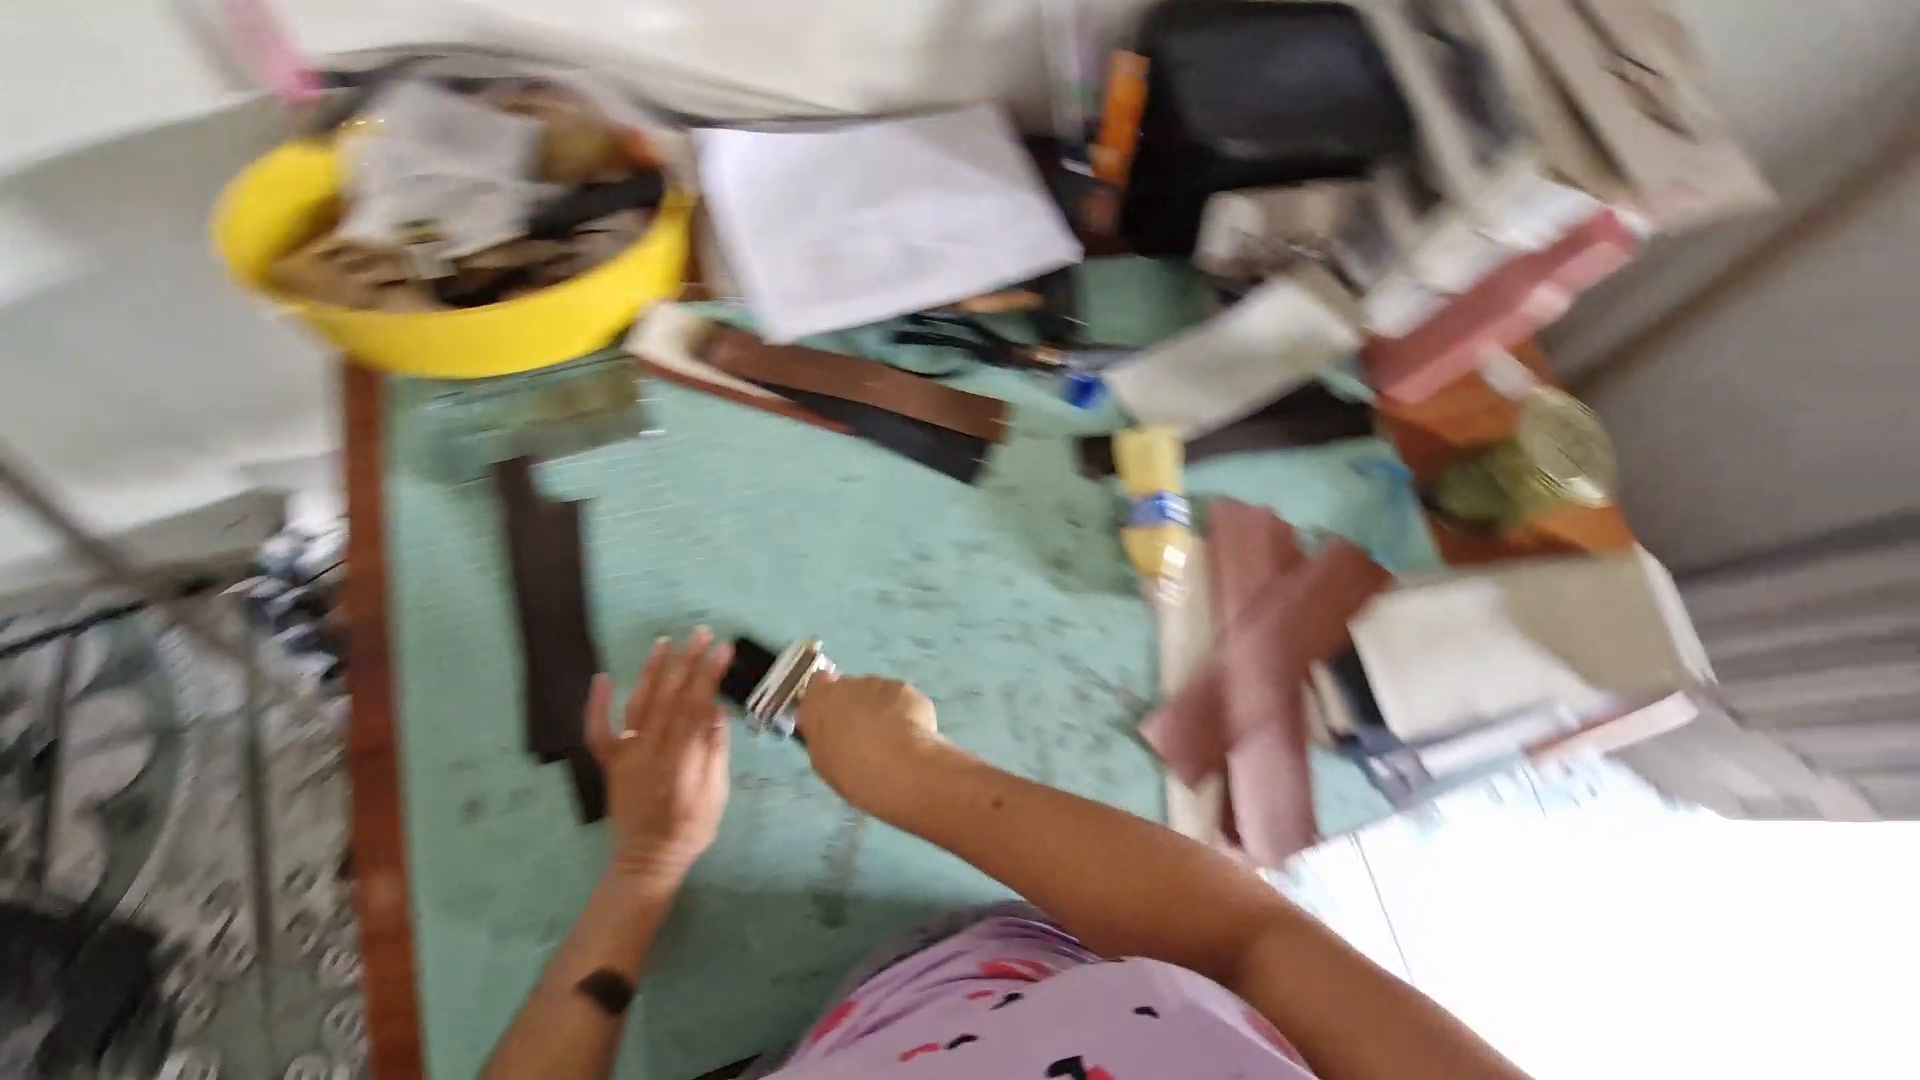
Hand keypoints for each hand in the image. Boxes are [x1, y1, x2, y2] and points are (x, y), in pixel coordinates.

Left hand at [584, 630, 732, 883]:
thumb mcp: (717, 793)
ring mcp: (627, 755)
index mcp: (681, 759)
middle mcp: (651, 750)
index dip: (710, 675)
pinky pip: (599, 730)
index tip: (723, 649)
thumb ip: (714, 751)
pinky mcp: (611, 763)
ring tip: (665, 641)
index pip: (697, 705)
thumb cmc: (692, 828)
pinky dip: (597, 704)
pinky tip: (603, 677)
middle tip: (701, 633)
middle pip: (671, 697)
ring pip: (639, 704)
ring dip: (652, 670)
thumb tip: (715, 710)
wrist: (648, 860)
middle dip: (687, 662)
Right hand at [795, 675, 946, 808]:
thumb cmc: (852, 773)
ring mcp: (879, 684)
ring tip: (893, 740)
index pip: (818, 683)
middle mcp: (847, 685)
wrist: (898, 769)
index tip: (834, 717)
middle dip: (857, 706)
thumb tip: (829, 729)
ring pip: (878, 693)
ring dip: (882, 709)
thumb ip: (823, 735)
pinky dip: (905, 712)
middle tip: (866, 735)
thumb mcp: (824, 760)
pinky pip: (902, 699)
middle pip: (850, 689)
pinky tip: (911, 735)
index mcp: (819, 701)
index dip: (828, 699)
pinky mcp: (906, 689)